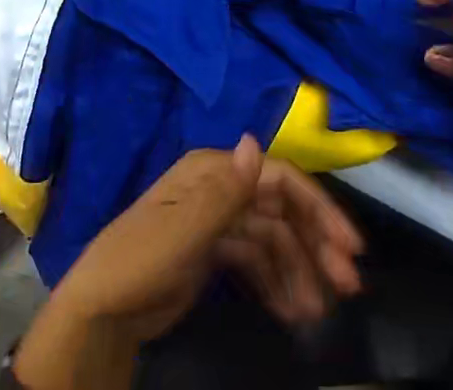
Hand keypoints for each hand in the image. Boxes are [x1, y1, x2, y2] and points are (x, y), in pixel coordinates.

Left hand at [14, 136, 362, 388]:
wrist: (101, 309)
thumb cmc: (139, 259)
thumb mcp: (184, 229)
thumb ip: (224, 190)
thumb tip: (254, 139)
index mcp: (210, 172)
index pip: (276, 179)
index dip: (317, 208)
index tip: (350, 248)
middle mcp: (217, 190)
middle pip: (280, 209)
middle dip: (315, 243)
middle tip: (348, 285)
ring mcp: (216, 222)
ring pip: (272, 239)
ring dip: (299, 270)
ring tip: (318, 311)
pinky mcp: (213, 253)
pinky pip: (256, 262)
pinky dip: (276, 284)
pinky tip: (293, 312)